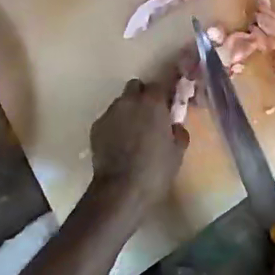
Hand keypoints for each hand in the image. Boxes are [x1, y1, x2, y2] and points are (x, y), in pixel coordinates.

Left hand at [87, 77, 187, 215]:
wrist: (121, 190)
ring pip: (121, 103)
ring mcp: (110, 112)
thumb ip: (178, 131)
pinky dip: (114, 126)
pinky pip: (109, 119)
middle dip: (143, 97)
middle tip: (149, 116)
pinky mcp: (96, 126)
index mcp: (153, 103)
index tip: (168, 105)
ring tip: (133, 134)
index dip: (164, 94)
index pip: (160, 84)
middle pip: (136, 87)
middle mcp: (129, 101)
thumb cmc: (155, 170)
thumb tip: (174, 125)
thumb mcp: (177, 152)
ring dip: (128, 111)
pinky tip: (118, 145)